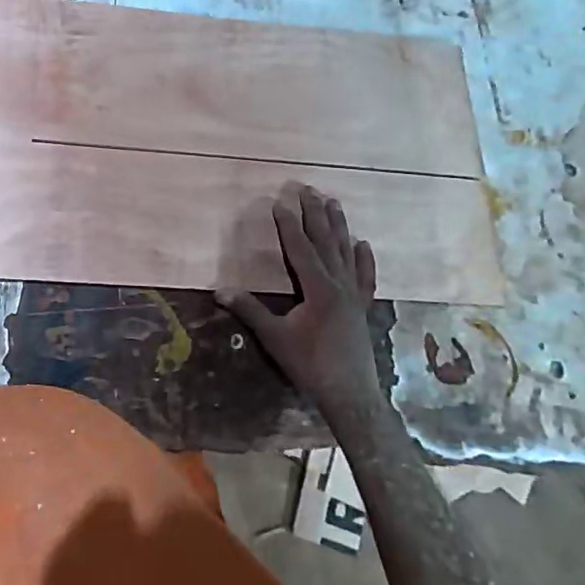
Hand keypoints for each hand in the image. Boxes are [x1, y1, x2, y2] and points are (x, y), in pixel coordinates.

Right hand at [217, 185, 387, 428]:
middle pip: (326, 241)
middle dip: (315, 214)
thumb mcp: (276, 338)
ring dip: (339, 226)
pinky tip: (363, 244)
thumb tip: (220, 290)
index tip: (279, 202)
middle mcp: (339, 284)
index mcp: (318, 288)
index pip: (300, 248)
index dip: (288, 224)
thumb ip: (249, 311)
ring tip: (334, 203)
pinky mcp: (362, 307)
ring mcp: (354, 295)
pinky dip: (364, 259)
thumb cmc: (311, 365)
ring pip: (346, 252)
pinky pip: (364, 277)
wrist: (351, 395)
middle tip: (308, 189)